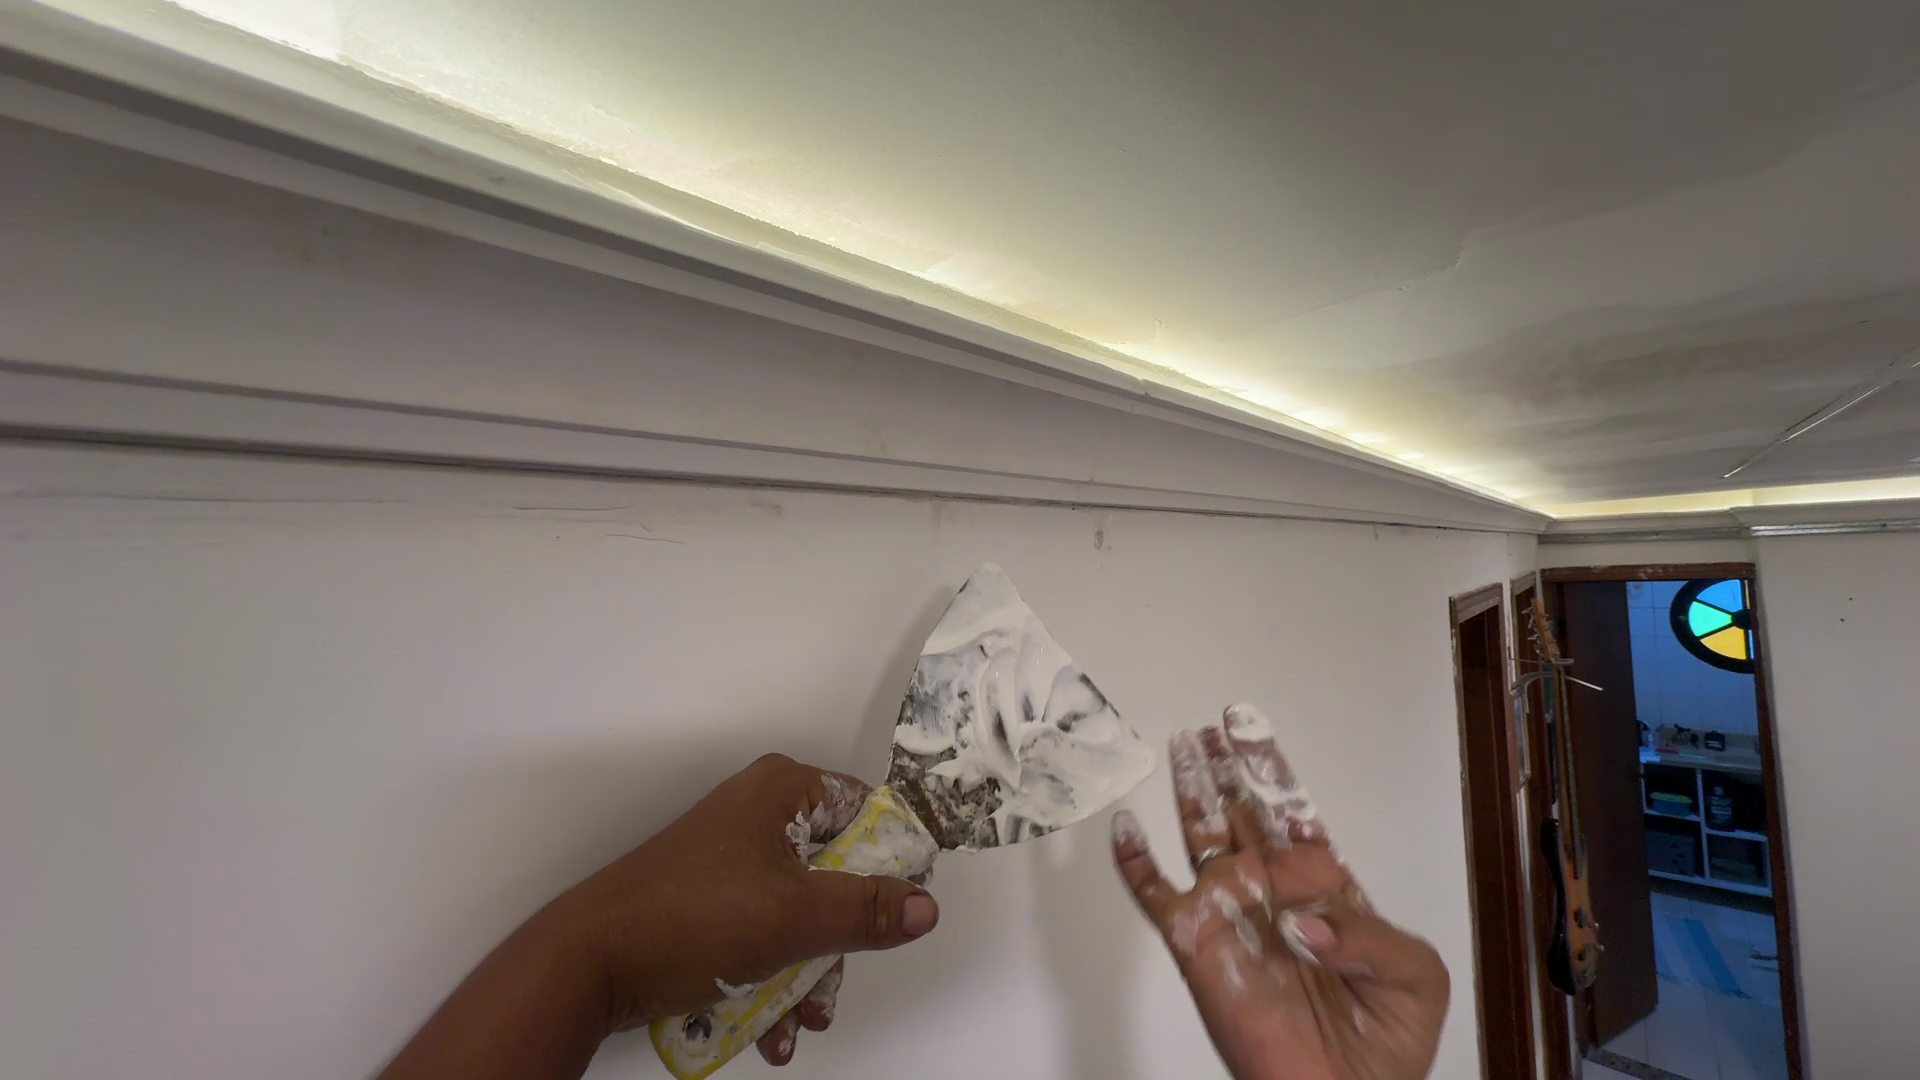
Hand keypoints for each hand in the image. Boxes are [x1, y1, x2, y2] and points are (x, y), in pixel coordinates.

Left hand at [382, 753, 938, 1078]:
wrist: (585, 964)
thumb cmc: (699, 918)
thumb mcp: (796, 917)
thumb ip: (867, 911)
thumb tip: (930, 906)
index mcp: (783, 790)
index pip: (862, 809)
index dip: (889, 858)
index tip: (901, 910)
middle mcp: (760, 811)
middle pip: (833, 867)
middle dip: (839, 939)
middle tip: (831, 987)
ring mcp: (732, 854)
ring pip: (799, 907)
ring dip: (807, 970)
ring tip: (799, 1024)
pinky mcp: (710, 895)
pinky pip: (762, 925)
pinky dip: (772, 974)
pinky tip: (770, 1031)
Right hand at [1111, 706, 1448, 1079]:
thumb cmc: (1383, 1045)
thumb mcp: (1412, 978)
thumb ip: (1370, 931)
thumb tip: (1304, 915)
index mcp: (1318, 886)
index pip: (1291, 813)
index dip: (1269, 770)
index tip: (1247, 727)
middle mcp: (1268, 886)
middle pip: (1241, 811)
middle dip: (1227, 767)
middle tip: (1212, 727)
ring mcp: (1227, 909)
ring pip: (1201, 834)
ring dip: (1190, 792)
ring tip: (1180, 748)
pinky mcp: (1193, 940)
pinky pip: (1155, 894)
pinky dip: (1135, 862)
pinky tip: (1126, 829)